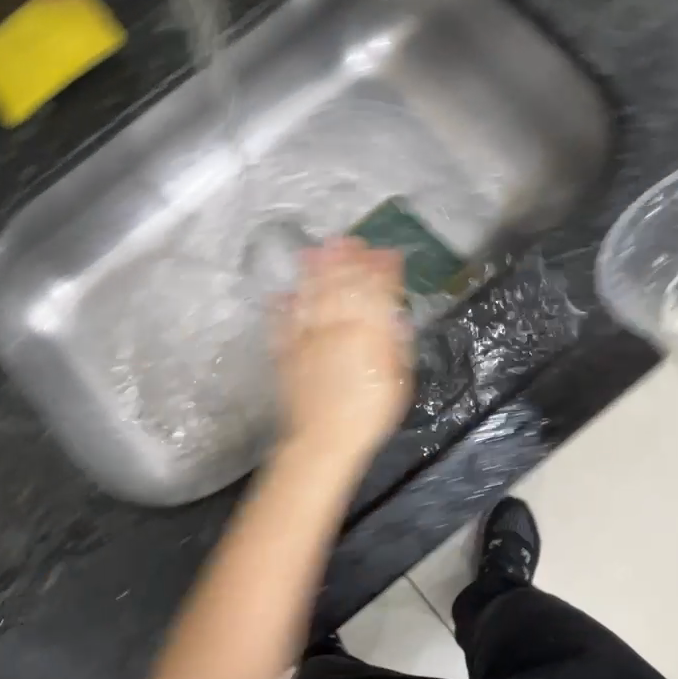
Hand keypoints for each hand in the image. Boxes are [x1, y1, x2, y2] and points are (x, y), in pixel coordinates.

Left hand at [273, 238, 413, 461]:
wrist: (323, 440)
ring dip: (311, 272)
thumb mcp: (397, 378)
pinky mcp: (285, 352)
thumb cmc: (369, 414)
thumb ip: (394, 343)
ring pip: (309, 297)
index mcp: (367, 332)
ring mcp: (306, 337)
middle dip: (344, 260)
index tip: (385, 252)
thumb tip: (393, 316)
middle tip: (345, 239)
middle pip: (339, 286)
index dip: (380, 269)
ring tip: (311, 251)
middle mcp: (335, 327)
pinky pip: (282, 323)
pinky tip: (280, 293)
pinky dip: (281, 306)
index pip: (374, 292)